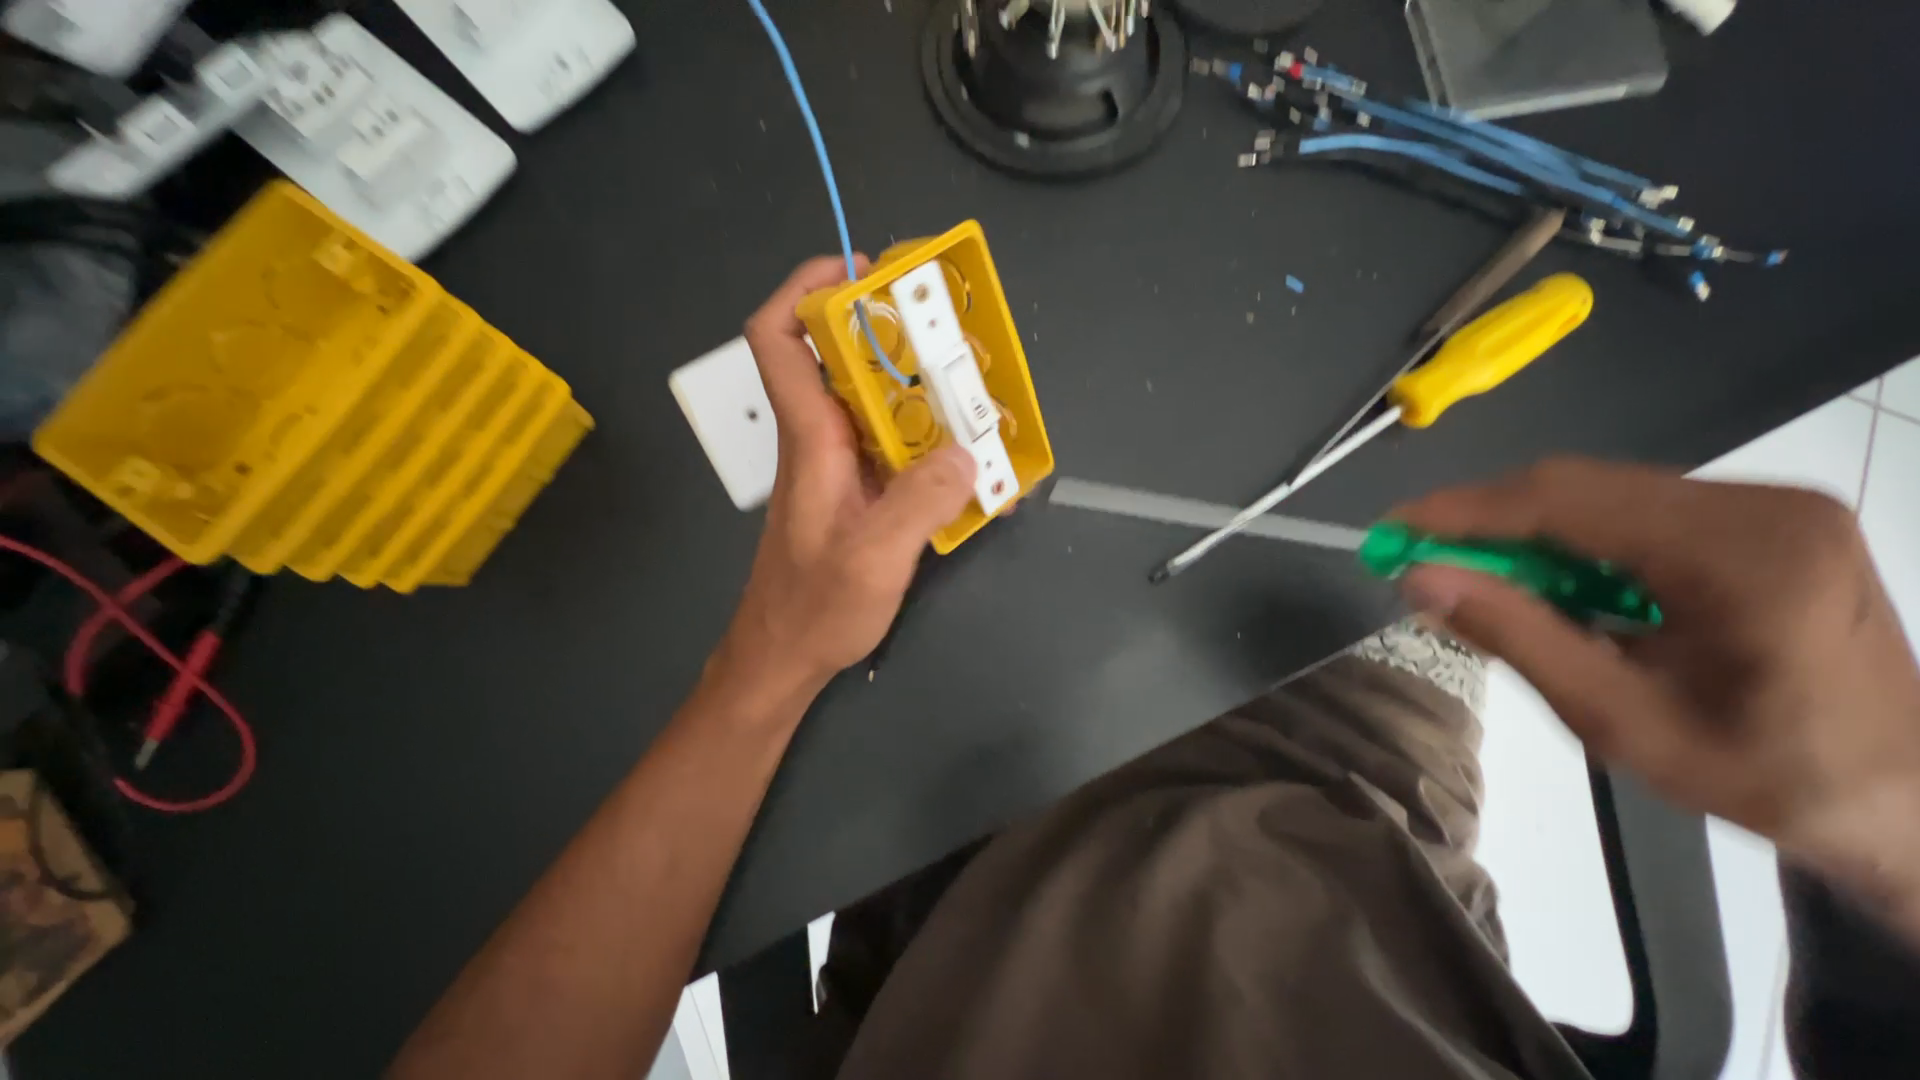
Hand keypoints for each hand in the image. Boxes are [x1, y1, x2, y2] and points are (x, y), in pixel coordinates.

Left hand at [711, 256, 975, 702]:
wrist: (782, 658)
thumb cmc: (813, 609)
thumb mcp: (875, 557)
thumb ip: (922, 501)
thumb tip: (968, 454)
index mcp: (811, 438)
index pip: (778, 338)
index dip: (807, 288)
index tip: (861, 271)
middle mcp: (823, 440)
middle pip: (842, 359)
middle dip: (893, 331)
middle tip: (953, 332)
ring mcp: (842, 468)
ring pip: (878, 403)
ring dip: (925, 389)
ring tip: (980, 392)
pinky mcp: (860, 495)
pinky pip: (899, 450)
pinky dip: (934, 444)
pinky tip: (975, 466)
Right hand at [1392, 460, 1919, 912]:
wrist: (1910, 796)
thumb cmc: (1766, 776)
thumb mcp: (1621, 721)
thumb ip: (1518, 637)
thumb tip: (1418, 578)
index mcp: (1743, 555)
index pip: (1566, 501)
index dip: (1464, 511)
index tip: (1390, 530)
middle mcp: (1761, 505)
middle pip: (1579, 485)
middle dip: (1485, 521)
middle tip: (1416, 560)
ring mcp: (1769, 505)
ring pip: (1601, 492)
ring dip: (1525, 532)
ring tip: (1476, 580)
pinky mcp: (1764, 518)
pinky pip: (1633, 508)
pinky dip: (1570, 539)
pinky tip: (1550, 582)